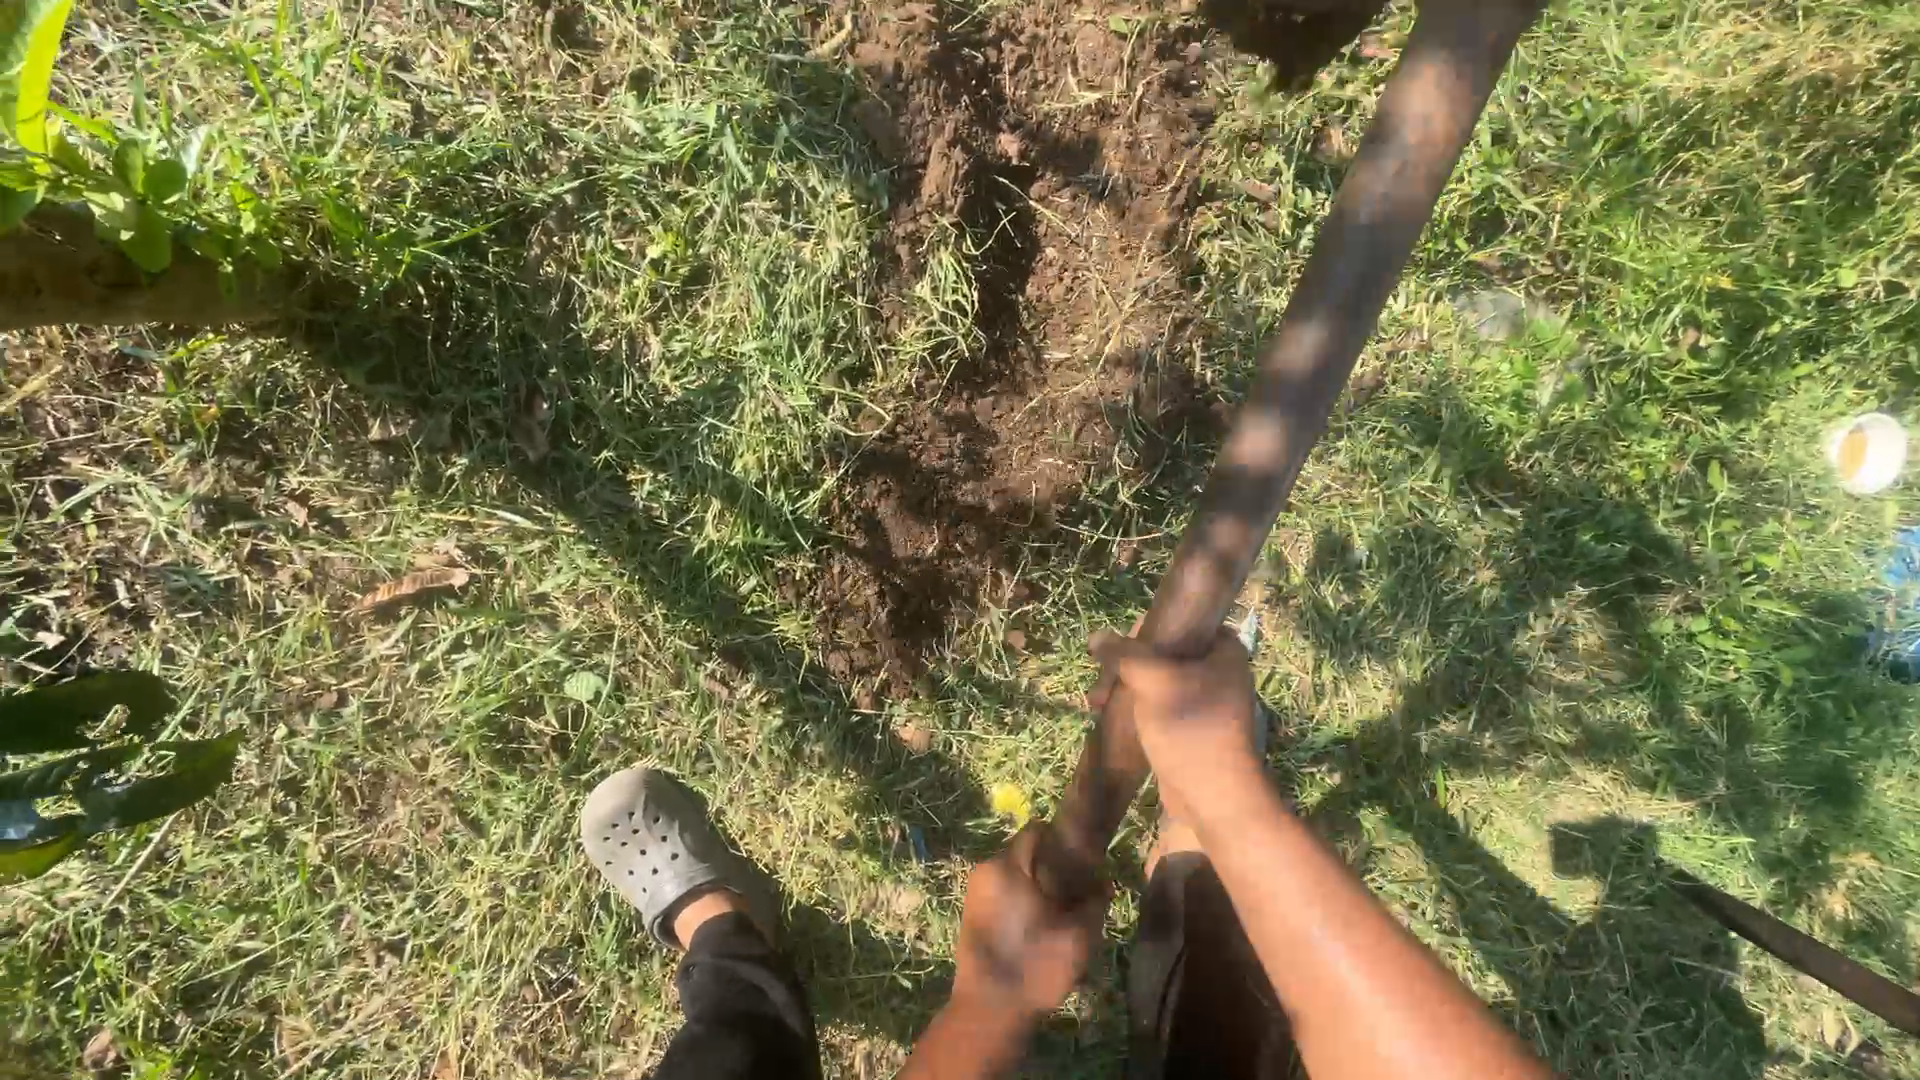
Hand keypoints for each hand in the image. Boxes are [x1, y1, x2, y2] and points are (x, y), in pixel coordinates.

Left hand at [951, 825, 1105, 1019]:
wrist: (989, 1011)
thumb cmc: (1035, 966)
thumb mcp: (1078, 936)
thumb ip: (1094, 901)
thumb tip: (1103, 880)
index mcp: (1006, 866)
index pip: (1037, 831)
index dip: (1062, 842)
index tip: (1082, 863)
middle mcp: (985, 869)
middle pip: (1024, 852)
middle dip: (1050, 867)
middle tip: (1073, 894)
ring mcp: (975, 891)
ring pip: (1013, 873)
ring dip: (1035, 885)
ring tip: (1055, 915)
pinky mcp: (971, 911)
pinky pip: (1001, 891)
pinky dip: (1019, 900)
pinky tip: (1034, 927)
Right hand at [1088, 626, 1260, 821]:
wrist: (1213, 797)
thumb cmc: (1190, 728)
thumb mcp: (1152, 681)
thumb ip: (1123, 654)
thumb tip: (1096, 637)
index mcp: (1224, 650)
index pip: (1180, 621)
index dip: (1147, 628)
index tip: (1122, 644)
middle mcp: (1218, 671)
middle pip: (1162, 651)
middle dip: (1126, 664)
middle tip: (1102, 678)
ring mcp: (1204, 700)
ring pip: (1155, 679)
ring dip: (1124, 686)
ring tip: (1097, 701)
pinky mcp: (1189, 726)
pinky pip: (1156, 704)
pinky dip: (1134, 705)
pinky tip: (1106, 712)